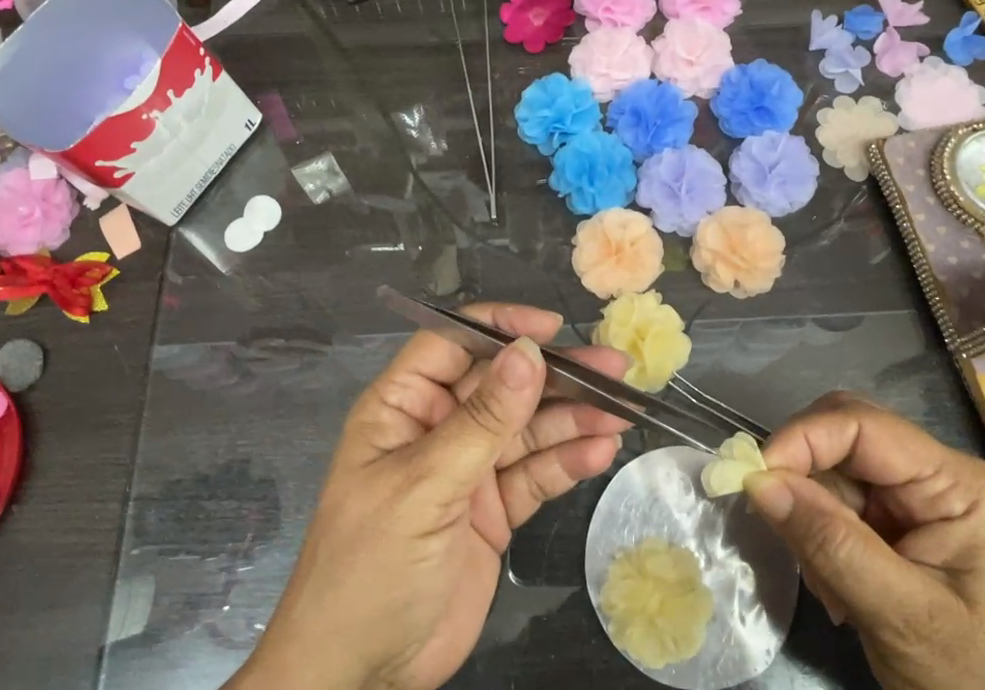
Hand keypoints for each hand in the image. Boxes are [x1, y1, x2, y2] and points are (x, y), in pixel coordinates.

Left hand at [227, 304, 631, 689]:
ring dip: (573, 419)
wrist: (361, 670)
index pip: (452, 344)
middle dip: (556, 376)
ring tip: (622, 412)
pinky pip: (535, 475)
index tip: (552, 329)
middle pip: (502, 385)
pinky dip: (567, 463)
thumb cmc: (371, 566)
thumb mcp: (425, 486)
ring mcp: (467, 471)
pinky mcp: (492, 512)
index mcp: (402, 408)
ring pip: (527, 430)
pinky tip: (601, 452)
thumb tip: (528, 353)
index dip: (500, 329)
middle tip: (614, 369)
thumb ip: (482, 421)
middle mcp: (437, 429)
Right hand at [743, 393, 984, 689]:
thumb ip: (831, 545)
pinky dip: (819, 538)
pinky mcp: (896, 524)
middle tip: (784, 529)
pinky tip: (839, 589)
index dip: (803, 439)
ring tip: (830, 588)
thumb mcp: (901, 615)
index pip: (863, 426)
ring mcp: (914, 499)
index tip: (754, 479)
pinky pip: (836, 504)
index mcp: (955, 483)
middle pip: (843, 435)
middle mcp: (934, 475)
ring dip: (810, 517)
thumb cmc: (974, 675)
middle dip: (803, 475)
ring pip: (832, 470)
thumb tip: (757, 482)